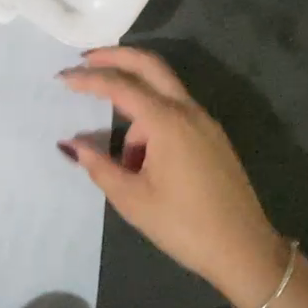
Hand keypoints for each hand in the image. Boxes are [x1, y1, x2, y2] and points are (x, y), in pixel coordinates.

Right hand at [58, 48, 288, 307]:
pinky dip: (153, 119)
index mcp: (166, 121)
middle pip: (148, 65)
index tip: (62, 77)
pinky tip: (144, 158)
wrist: (245, 250)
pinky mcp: (212, 135)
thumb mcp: (133, 200)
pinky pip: (176, 111)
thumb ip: (99, 166)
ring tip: (125, 161)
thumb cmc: (185, 226)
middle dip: (115, 57)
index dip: (88, 78)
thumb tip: (71, 144)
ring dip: (136, 105)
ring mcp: (204, 120)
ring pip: (162, 91)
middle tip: (85, 59)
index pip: (120, 85)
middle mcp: (187, 110)